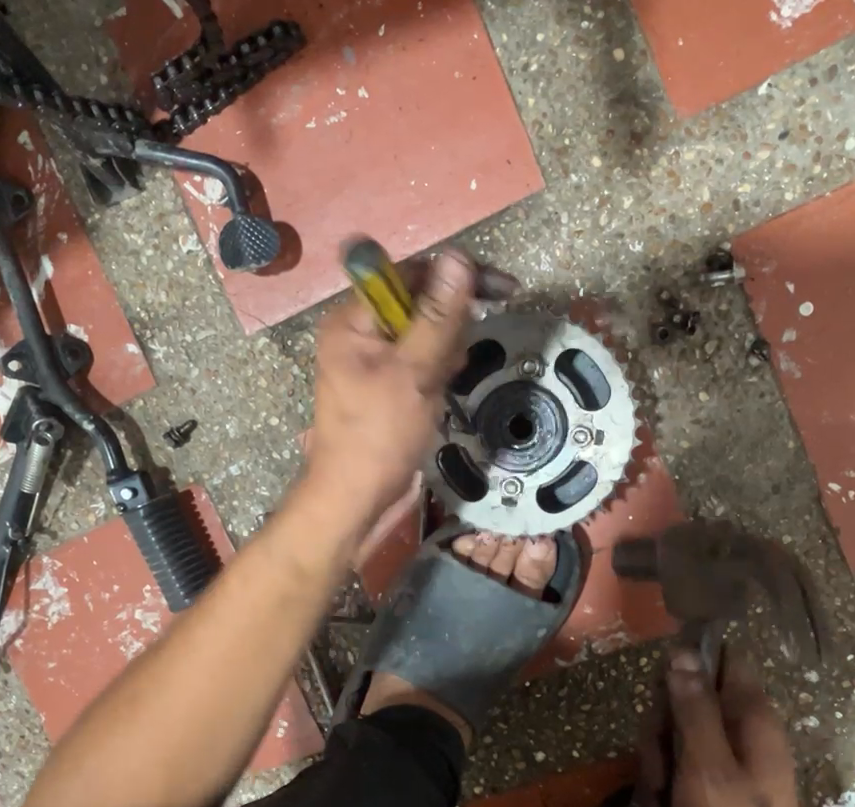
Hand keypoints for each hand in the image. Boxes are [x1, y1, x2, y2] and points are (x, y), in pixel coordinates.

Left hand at [301, 249, 475, 539]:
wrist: (357, 500)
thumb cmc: (379, 436)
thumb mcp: (413, 372)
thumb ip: (438, 315)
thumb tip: (459, 258)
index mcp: (352, 320)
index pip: (409, 274)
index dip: (454, 276)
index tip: (502, 289)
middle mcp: (360, 333)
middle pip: (419, 302)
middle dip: (449, 325)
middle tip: (458, 358)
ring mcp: (374, 361)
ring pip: (426, 334)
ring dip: (446, 352)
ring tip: (444, 382)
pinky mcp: (389, 386)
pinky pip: (421, 362)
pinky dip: (438, 371)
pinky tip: (442, 391)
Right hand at [639, 646, 818, 806]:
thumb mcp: (705, 768)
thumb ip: (693, 708)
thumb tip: (683, 650)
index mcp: (752, 719)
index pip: (723, 660)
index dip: (687, 666)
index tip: (658, 693)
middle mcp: (745, 736)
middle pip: (689, 704)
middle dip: (659, 735)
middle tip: (654, 769)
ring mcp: (732, 768)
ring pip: (678, 743)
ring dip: (655, 774)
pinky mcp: (719, 795)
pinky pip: (682, 777)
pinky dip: (663, 798)